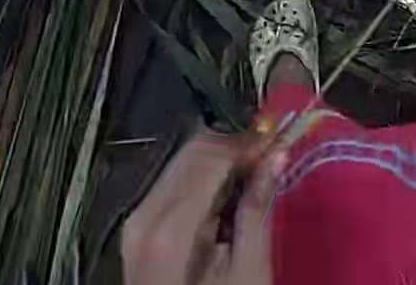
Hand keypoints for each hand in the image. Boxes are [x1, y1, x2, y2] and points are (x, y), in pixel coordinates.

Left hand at [122, 129, 285, 284]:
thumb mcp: (248, 274)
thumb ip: (258, 208)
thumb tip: (278, 152)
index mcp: (168, 230)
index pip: (211, 155)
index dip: (248, 144)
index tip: (280, 145)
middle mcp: (144, 215)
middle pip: (194, 150)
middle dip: (234, 148)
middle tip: (269, 159)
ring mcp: (135, 221)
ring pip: (183, 159)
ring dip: (219, 159)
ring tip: (251, 179)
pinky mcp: (136, 228)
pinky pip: (173, 179)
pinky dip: (203, 176)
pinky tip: (224, 197)